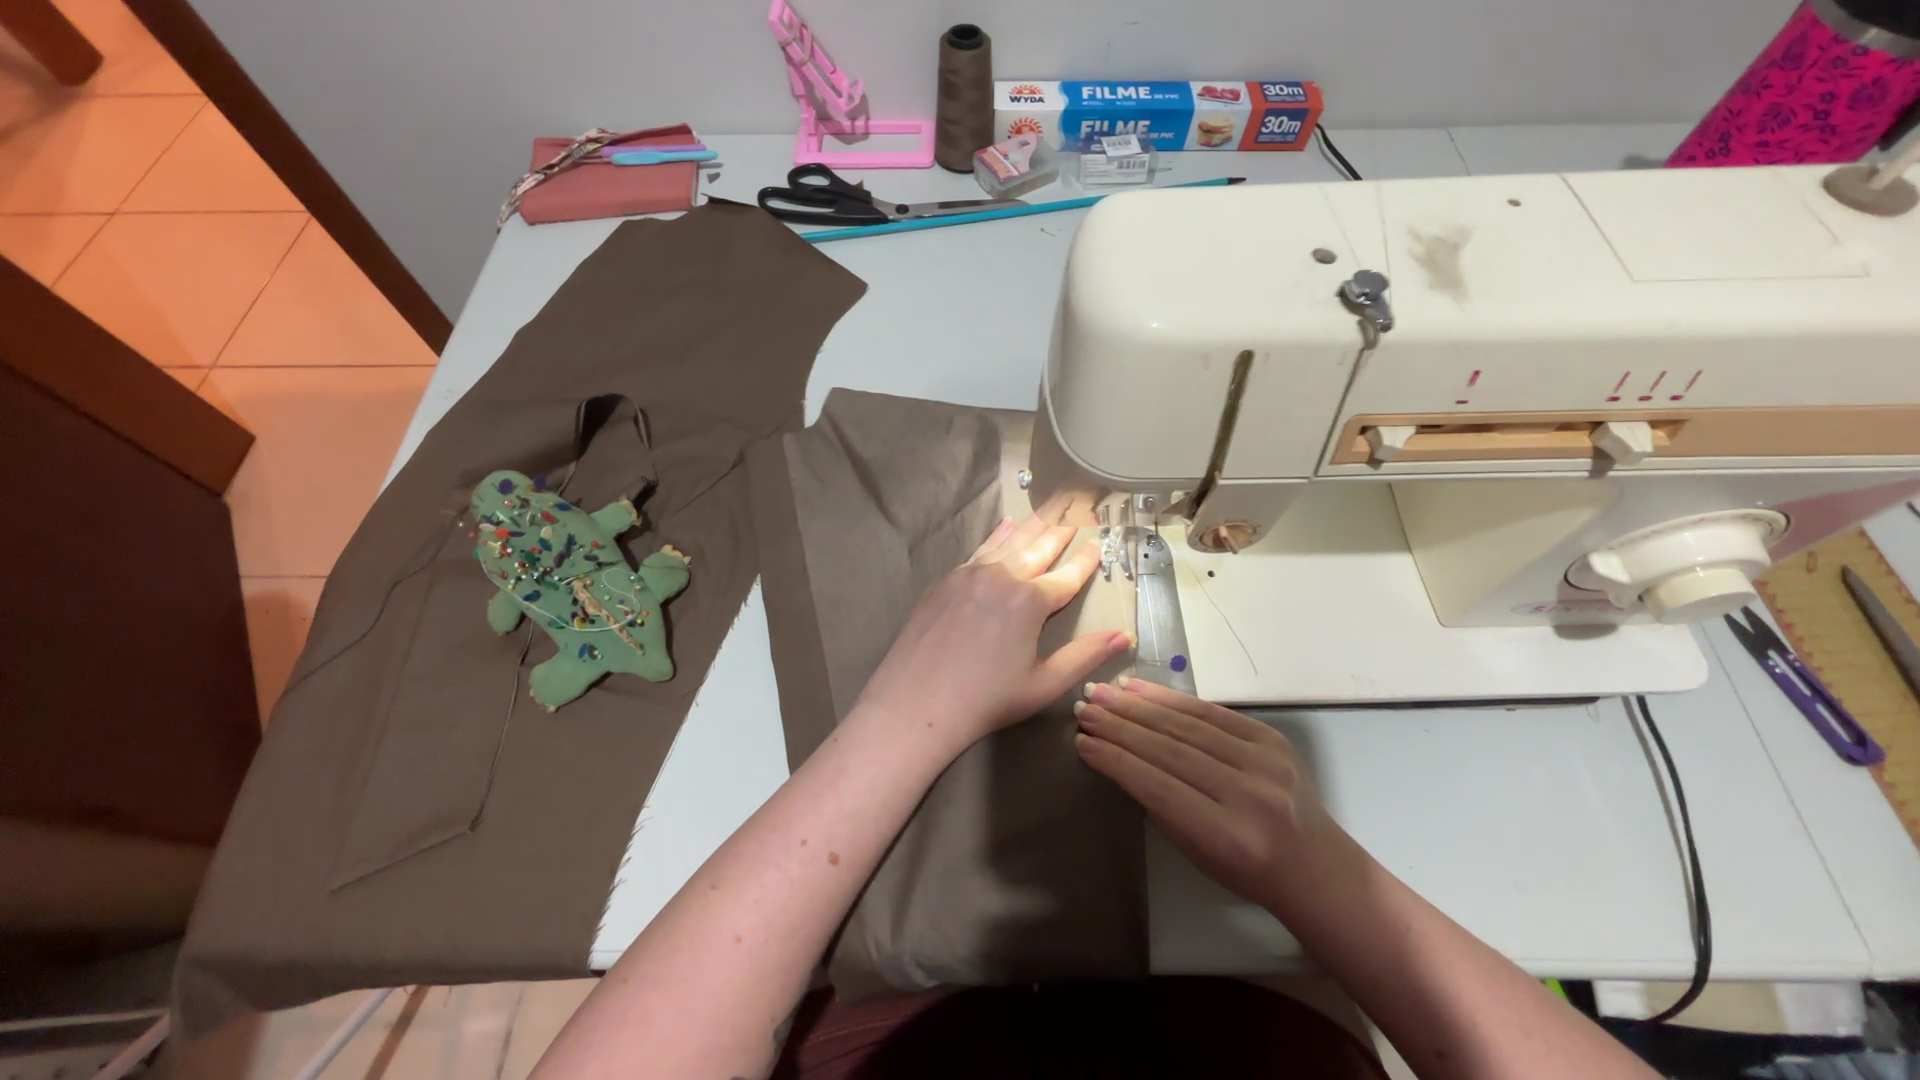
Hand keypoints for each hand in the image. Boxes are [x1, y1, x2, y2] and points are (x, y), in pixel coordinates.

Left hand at [854, 508, 1133, 749]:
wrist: (916, 702)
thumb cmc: (986, 700)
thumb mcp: (1044, 684)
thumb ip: (1085, 656)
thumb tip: (1125, 635)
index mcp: (1031, 602)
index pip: (1067, 576)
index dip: (1086, 561)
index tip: (1100, 545)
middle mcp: (1002, 577)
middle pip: (1038, 549)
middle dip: (1061, 532)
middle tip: (1077, 514)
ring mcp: (970, 574)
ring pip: (1008, 543)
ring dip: (1031, 526)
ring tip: (1049, 511)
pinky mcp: (946, 581)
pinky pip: (980, 550)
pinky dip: (998, 536)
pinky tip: (1005, 526)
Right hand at [1074, 678, 1352, 913]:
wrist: (1315, 864)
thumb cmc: (1245, 870)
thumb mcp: (1195, 851)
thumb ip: (1159, 805)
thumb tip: (1117, 754)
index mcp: (1228, 835)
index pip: (1159, 787)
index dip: (1116, 761)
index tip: (1081, 741)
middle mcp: (1249, 794)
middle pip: (1171, 749)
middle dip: (1120, 726)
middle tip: (1083, 708)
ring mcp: (1266, 762)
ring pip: (1189, 725)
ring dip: (1138, 706)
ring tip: (1103, 693)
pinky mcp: (1273, 739)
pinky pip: (1213, 713)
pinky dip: (1172, 699)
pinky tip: (1140, 690)